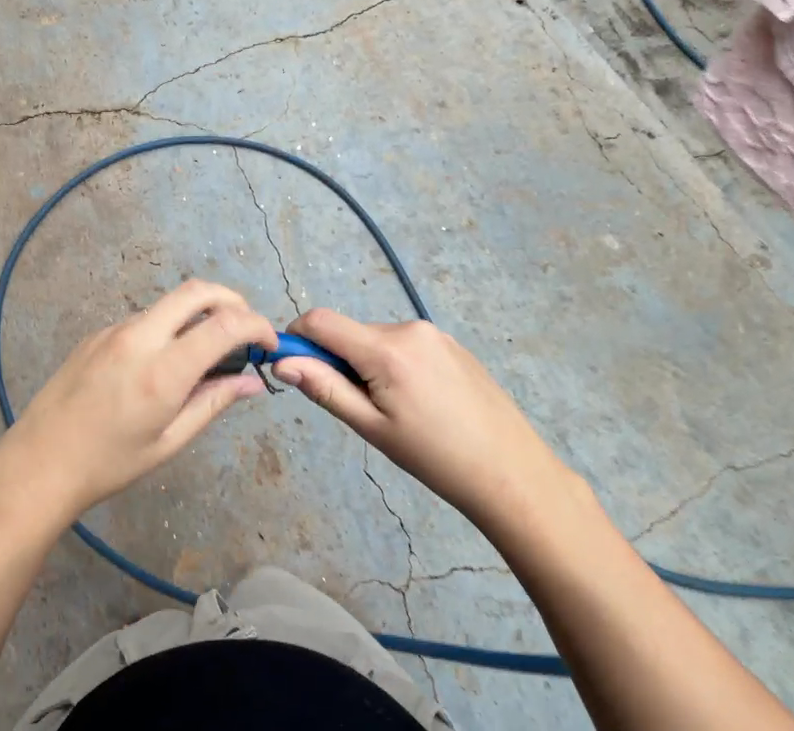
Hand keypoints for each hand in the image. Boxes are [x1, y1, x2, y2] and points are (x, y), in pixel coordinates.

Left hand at [0, 280, 277, 525]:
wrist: (38, 463)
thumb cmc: (108, 464)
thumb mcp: (169, 442)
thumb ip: (213, 403)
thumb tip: (254, 381)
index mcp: (162, 371)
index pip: (224, 325)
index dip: (256, 325)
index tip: (269, 343)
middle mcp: (138, 338)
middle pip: (196, 291)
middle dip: (232, 300)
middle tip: (246, 331)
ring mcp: (112, 331)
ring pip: (168, 305)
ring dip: (197, 316)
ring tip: (208, 358)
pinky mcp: (95, 335)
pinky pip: (143, 320)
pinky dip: (168, 329)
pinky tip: (165, 366)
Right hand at [271, 308, 570, 522]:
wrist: (512, 472)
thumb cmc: (435, 457)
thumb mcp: (371, 427)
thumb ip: (325, 388)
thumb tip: (282, 362)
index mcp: (386, 349)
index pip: (320, 321)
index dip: (296, 339)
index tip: (295, 370)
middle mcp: (409, 328)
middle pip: (349, 332)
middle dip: (337, 361)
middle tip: (358, 409)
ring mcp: (434, 334)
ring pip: (376, 340)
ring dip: (366, 365)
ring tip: (394, 411)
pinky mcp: (452, 344)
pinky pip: (404, 345)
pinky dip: (393, 365)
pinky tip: (419, 403)